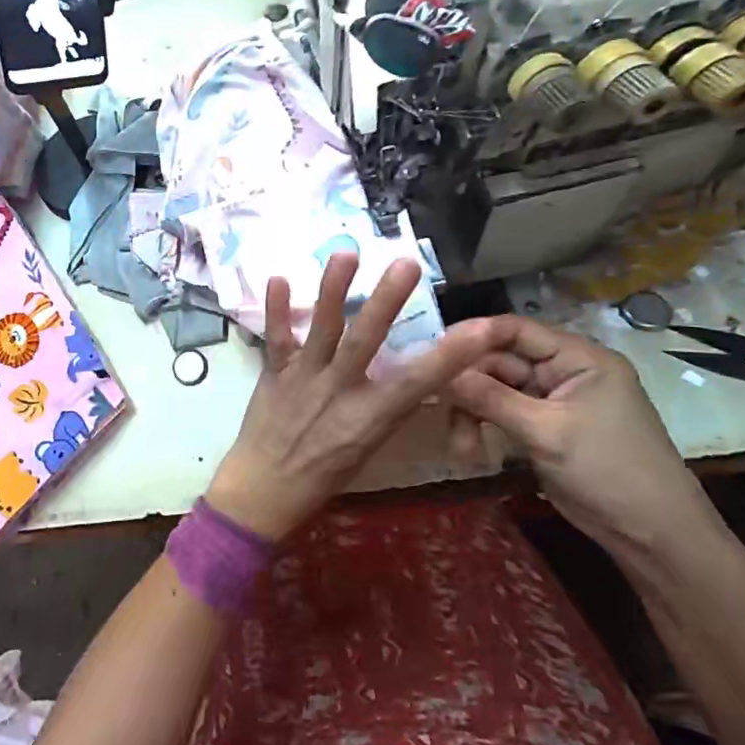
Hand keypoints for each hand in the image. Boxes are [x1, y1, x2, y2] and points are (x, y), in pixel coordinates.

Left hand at [205, 253, 510, 540]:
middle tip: (405, 264)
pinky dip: (275, 310)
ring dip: (333, 290)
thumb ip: (385, 409)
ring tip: (346, 254)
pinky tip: (278, 278)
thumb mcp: (368, 448)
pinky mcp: (274, 373)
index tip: (480, 328)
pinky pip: (275, 338)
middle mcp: (339, 391)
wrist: (264, 490)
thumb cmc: (323, 475)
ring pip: (322, 330)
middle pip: (365, 342)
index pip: (416, 383)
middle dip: (386, 302)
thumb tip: (409, 376)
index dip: (449, 356)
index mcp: (370, 417)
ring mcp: (303, 379)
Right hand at [446, 316, 724, 558]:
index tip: (432, 353)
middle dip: (468, 388)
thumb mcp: (546, 431)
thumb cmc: (608, 470)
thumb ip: (489, 398)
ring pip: (493, 392)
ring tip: (461, 448)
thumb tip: (437, 373)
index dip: (472, 336)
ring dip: (471, 415)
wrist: (651, 534)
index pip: (515, 330)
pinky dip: (482, 430)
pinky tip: (471, 453)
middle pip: (498, 362)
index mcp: (577, 357)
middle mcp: (562, 371)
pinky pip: (499, 416)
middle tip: (437, 409)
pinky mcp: (540, 429)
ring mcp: (550, 401)